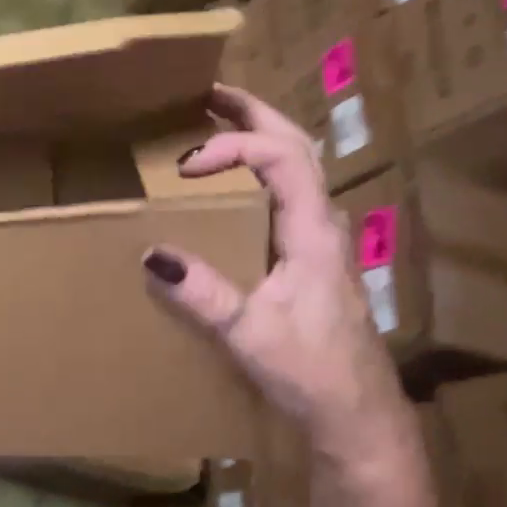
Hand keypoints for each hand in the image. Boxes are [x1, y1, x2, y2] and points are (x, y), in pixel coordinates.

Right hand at [143, 85, 406, 456]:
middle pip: (298, 148)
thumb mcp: (249, 334)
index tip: (183, 165)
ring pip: (296, 168)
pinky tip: (229, 184)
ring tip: (215, 121)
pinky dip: (256, 170)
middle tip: (206, 91)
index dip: (233, 144)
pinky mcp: (306, 259)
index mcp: (313, 233)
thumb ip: (203, 294)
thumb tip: (151, 254)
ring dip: (258, 136)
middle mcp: (321, 225)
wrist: (355, 415)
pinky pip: (283, 194)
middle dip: (253, 113)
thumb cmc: (310, 372)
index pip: (281, 158)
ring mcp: (317, 241)